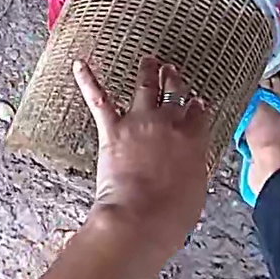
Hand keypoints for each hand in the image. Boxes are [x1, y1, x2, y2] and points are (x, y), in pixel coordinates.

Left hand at [73, 54, 213, 246]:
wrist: (141, 218)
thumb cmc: (170, 215)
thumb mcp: (196, 192)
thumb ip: (193, 170)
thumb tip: (190, 168)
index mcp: (193, 140)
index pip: (198, 114)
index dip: (197, 105)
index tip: (197, 101)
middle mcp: (169, 124)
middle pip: (175, 93)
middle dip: (175, 79)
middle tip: (173, 70)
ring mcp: (140, 123)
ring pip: (145, 86)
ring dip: (147, 70)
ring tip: (149, 60)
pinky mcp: (113, 130)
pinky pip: (99, 99)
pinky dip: (88, 80)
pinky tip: (80, 65)